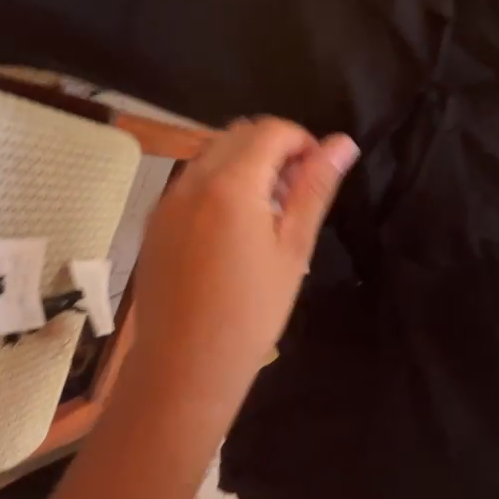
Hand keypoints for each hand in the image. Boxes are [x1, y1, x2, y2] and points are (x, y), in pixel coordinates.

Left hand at [128, 117, 357, 412]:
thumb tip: (343, 143)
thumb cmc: (252, 311)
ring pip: (213, 154)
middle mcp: (192, 180)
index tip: (317, 176)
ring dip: (247, 164)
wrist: (185, 367)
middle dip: (275, 148)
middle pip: (240, 133)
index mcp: (231, 184)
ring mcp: (167, 200)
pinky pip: (192, 180)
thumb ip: (315, 188)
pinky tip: (235, 229)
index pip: (272, 130)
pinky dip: (220, 184)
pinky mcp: (154, 221)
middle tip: (296, 193)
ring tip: (268, 212)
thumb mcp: (294, 247)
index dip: (303, 142)